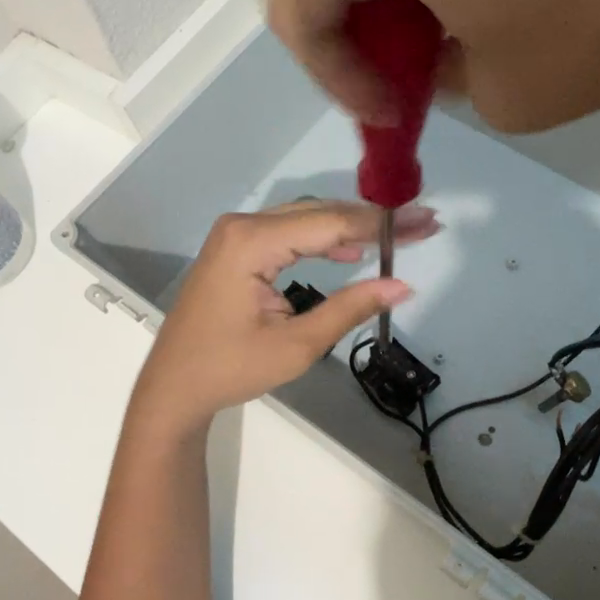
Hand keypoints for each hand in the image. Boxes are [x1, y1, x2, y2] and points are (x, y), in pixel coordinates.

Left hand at [130, 200, 437, 429]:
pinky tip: (349, 250)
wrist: (173, 386)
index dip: (382, 224)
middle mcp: (241, 225)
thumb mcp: (296, 345)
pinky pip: (287, 232)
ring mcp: (235, 235)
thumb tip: (402, 286)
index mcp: (250, 242)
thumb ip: (349, 309)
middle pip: (319, 213)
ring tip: (399, 235)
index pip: (330, 224)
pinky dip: (322, 238)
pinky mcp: (235, 249)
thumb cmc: (230, 369)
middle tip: (424, 224)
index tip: (426, 222)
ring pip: (305, 218)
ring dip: (350, 227)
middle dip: (372, 221)